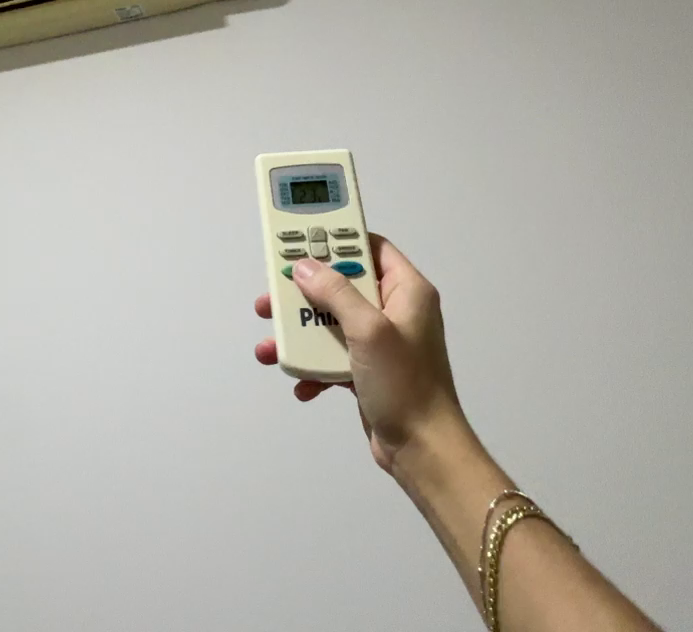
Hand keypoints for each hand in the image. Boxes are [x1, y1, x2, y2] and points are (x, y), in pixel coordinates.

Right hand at [253, 235, 465, 472]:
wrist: (423, 452)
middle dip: (303, 291)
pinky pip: (331, 354)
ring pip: (329, 321)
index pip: (370, 247)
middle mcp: (393, 309)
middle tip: (272, 293)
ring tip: (269, 342)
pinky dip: (312, 364)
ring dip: (299, 331)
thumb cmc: (404, 384)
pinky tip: (300, 381)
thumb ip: (335, 293)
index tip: (301, 239)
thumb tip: (304, 266)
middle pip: (340, 284)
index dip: (337, 239)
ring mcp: (379, 341)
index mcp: (406, 291)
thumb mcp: (369, 330)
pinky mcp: (366, 368)